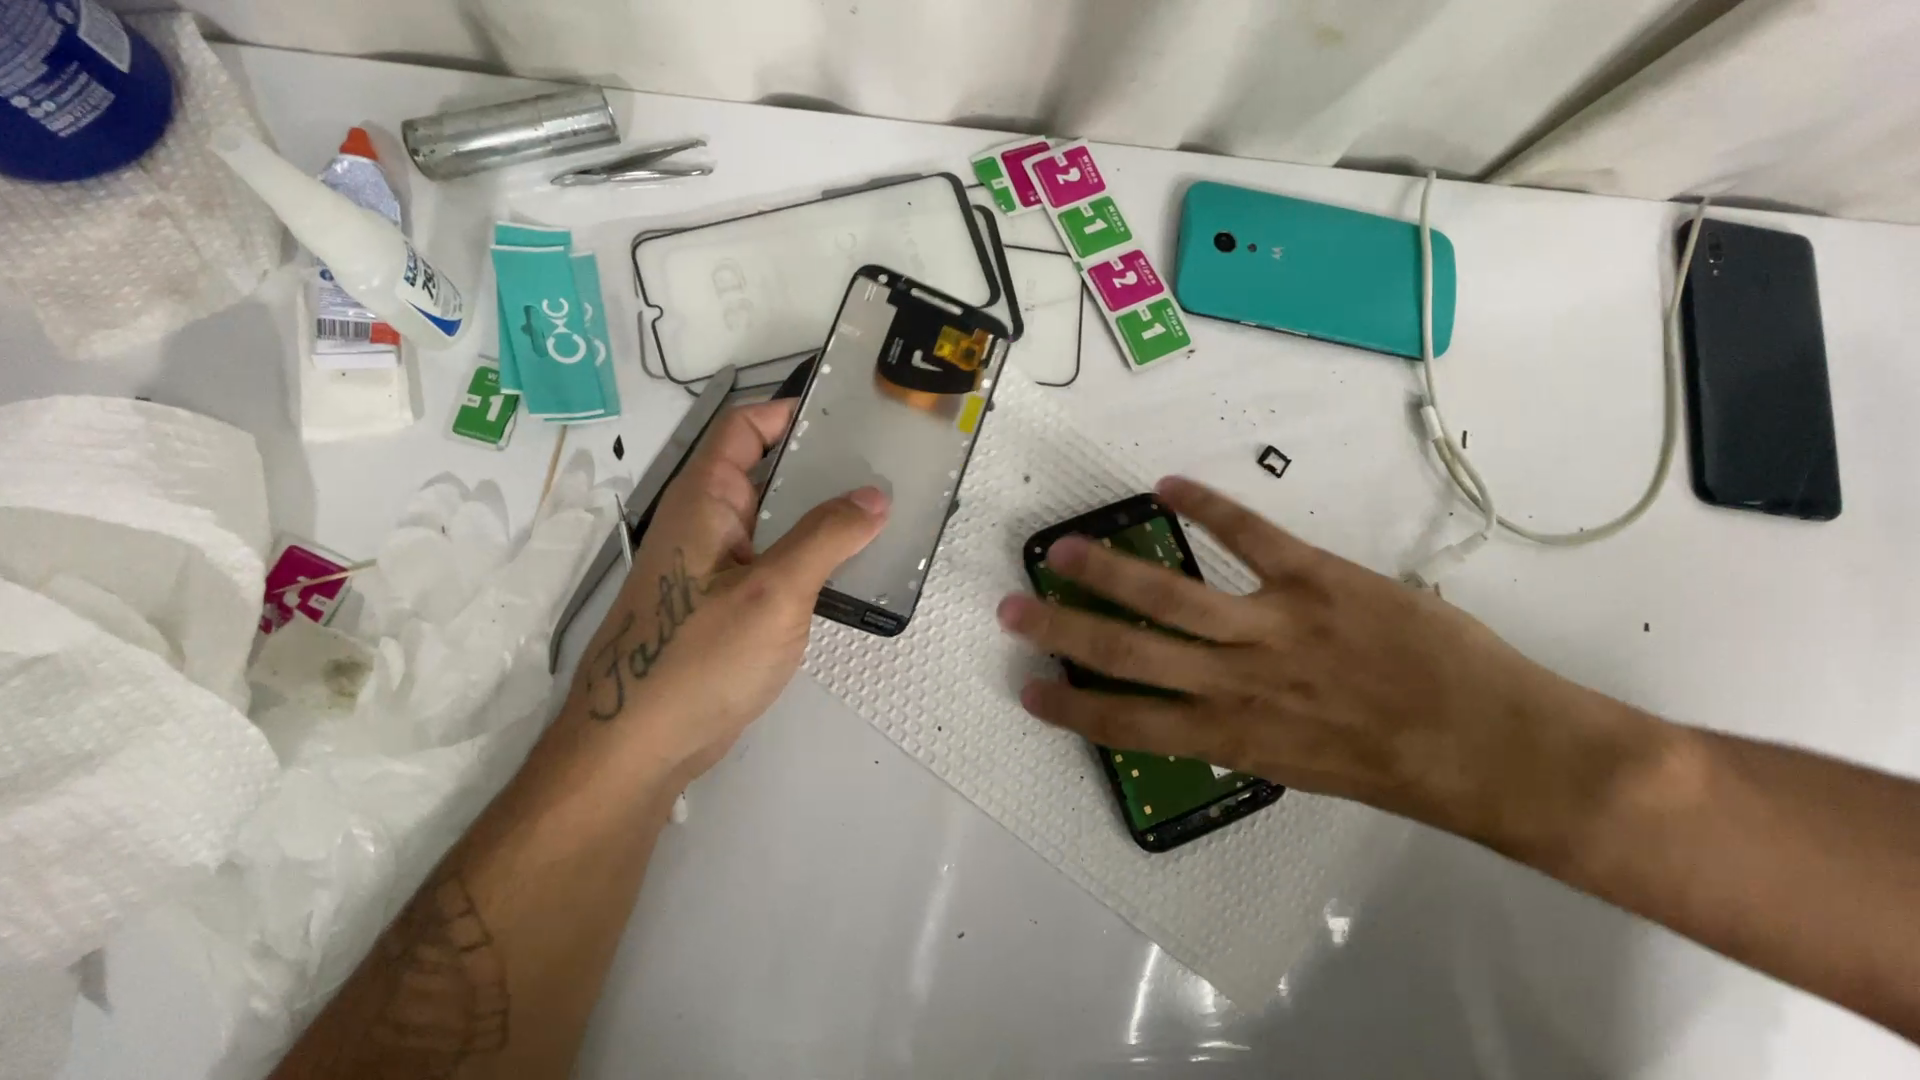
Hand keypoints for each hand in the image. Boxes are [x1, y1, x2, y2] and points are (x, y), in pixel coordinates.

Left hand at [568, 401, 888, 781]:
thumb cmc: (699, 658)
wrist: (637, 746)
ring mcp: (712, 570)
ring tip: (882, 515)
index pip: (744, 429)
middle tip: (883, 467)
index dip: (790, 413)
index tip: (847, 416)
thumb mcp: (775, 592)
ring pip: (772, 525)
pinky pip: (772, 565)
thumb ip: (827, 537)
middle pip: (764, 474)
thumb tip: (874, 494)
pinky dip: (810, 560)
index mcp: (705, 501)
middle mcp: (705, 526)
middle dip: (820, 467)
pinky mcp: (721, 609)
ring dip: (820, 518)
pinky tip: (852, 573)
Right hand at [996, 476, 1641, 850]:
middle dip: (1064, 631)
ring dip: (1109, 570)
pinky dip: (1206, 509)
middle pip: (1130, 653)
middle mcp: (1240, 683)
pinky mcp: (1318, 580)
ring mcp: (1276, 626)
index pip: (1130, 725)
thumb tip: (1201, 707)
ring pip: (1171, 595)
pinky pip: (1250, 537)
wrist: (1497, 746)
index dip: (1072, 708)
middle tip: (1011, 607)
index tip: (1027, 690)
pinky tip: (1165, 487)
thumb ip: (1243, 733)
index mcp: (1235, 738)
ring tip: (1062, 548)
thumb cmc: (1402, 767)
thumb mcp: (1304, 766)